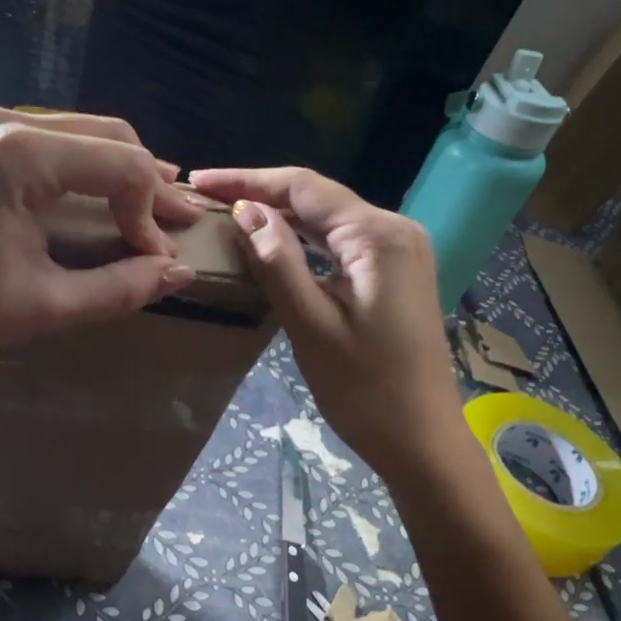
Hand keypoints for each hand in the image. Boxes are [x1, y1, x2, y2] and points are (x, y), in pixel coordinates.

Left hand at [0, 109, 201, 428]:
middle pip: (107, 135)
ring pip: (79, 133)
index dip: (150, 212)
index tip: (156, 259)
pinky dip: (82, 167)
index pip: (122, 163)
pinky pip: (47, 139)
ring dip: (117, 171)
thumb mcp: (44, 305)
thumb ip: (120, 287)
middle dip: (145, 183)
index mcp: (18, 155)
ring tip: (151, 207)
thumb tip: (181, 274)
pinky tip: (99, 191)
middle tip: (176, 223)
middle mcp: (2, 121)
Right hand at [189, 167, 461, 472]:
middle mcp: (396, 229)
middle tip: (205, 195)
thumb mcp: (310, 324)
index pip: (304, 188)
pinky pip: (341, 242)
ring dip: (280, 214)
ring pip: (329, 219)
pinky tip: (272, 241)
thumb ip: (277, 261)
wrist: (421, 440)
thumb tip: (246, 209)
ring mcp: (400, 251)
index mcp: (378, 235)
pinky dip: (304, 239)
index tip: (199, 179)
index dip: (247, 180)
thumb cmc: (364, 389)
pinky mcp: (396, 272)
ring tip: (227, 211)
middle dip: (261, 192)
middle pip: (318, 198)